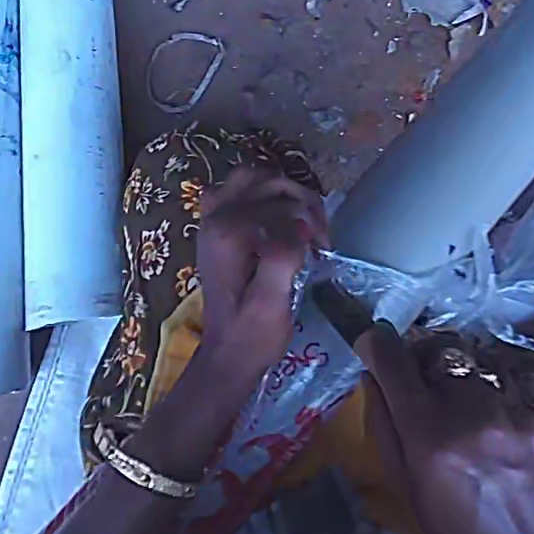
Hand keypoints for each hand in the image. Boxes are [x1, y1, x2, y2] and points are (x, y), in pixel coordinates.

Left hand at [193, 166, 327, 383]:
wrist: (226, 355)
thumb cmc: (253, 334)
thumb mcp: (272, 303)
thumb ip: (283, 257)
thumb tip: (300, 226)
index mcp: (226, 234)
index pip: (280, 205)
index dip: (308, 221)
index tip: (322, 248)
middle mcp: (214, 219)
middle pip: (266, 181)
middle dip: (299, 200)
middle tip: (318, 232)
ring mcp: (211, 220)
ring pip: (252, 179)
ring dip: (283, 193)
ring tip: (304, 221)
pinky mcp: (215, 228)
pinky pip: (240, 191)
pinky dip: (265, 197)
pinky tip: (282, 220)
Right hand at [356, 325, 533, 533]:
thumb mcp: (406, 493)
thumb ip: (384, 427)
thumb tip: (373, 377)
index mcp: (428, 436)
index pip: (393, 358)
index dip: (378, 344)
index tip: (374, 344)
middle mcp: (470, 412)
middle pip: (436, 351)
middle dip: (422, 364)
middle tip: (421, 392)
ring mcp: (511, 412)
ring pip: (472, 370)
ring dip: (459, 385)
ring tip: (465, 427)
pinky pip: (503, 392)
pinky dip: (491, 407)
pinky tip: (497, 445)